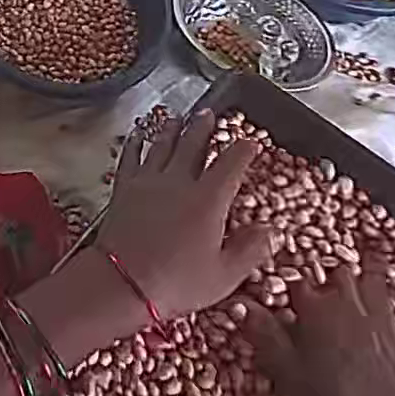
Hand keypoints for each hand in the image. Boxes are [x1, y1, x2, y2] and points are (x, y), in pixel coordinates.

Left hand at [93, 110, 272, 320]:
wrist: (123, 281)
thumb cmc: (178, 282)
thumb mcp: (225, 274)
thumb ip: (250, 249)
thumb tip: (272, 229)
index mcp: (207, 200)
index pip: (230, 166)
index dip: (242, 150)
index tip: (250, 140)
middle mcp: (177, 182)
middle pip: (192, 145)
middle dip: (203, 127)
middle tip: (209, 113)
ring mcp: (147, 182)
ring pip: (161, 146)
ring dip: (171, 129)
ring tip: (176, 117)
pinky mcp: (124, 187)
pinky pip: (130, 157)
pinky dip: (135, 143)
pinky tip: (136, 135)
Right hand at [242, 260, 394, 395]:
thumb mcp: (286, 368)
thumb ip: (262, 331)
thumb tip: (236, 301)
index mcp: (316, 308)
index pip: (295, 278)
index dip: (284, 271)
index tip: (274, 268)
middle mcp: (350, 306)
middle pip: (338, 272)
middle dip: (327, 267)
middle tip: (319, 267)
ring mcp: (384, 324)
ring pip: (376, 284)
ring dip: (368, 271)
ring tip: (366, 254)